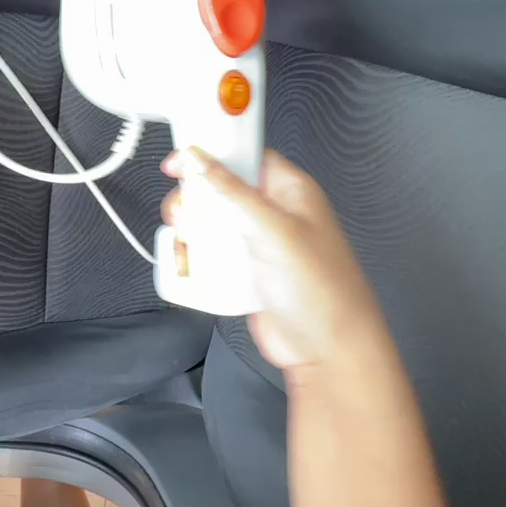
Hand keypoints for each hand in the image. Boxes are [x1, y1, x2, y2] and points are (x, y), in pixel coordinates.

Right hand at [161, 148, 384, 368]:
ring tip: (183, 240)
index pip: (245, 155)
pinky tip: (189, 262)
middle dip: (194, 196)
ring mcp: (258, 242)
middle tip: (181, 211)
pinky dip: (195, 254)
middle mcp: (273, 213)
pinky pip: (211, 251)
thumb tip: (198, 157)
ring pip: (211, 220)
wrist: (326, 352)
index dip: (211, 153)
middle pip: (221, 188)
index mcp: (289, 191)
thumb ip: (231, 191)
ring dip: (191, 227)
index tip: (179, 161)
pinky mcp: (245, 269)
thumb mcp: (272, 230)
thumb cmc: (320, 290)